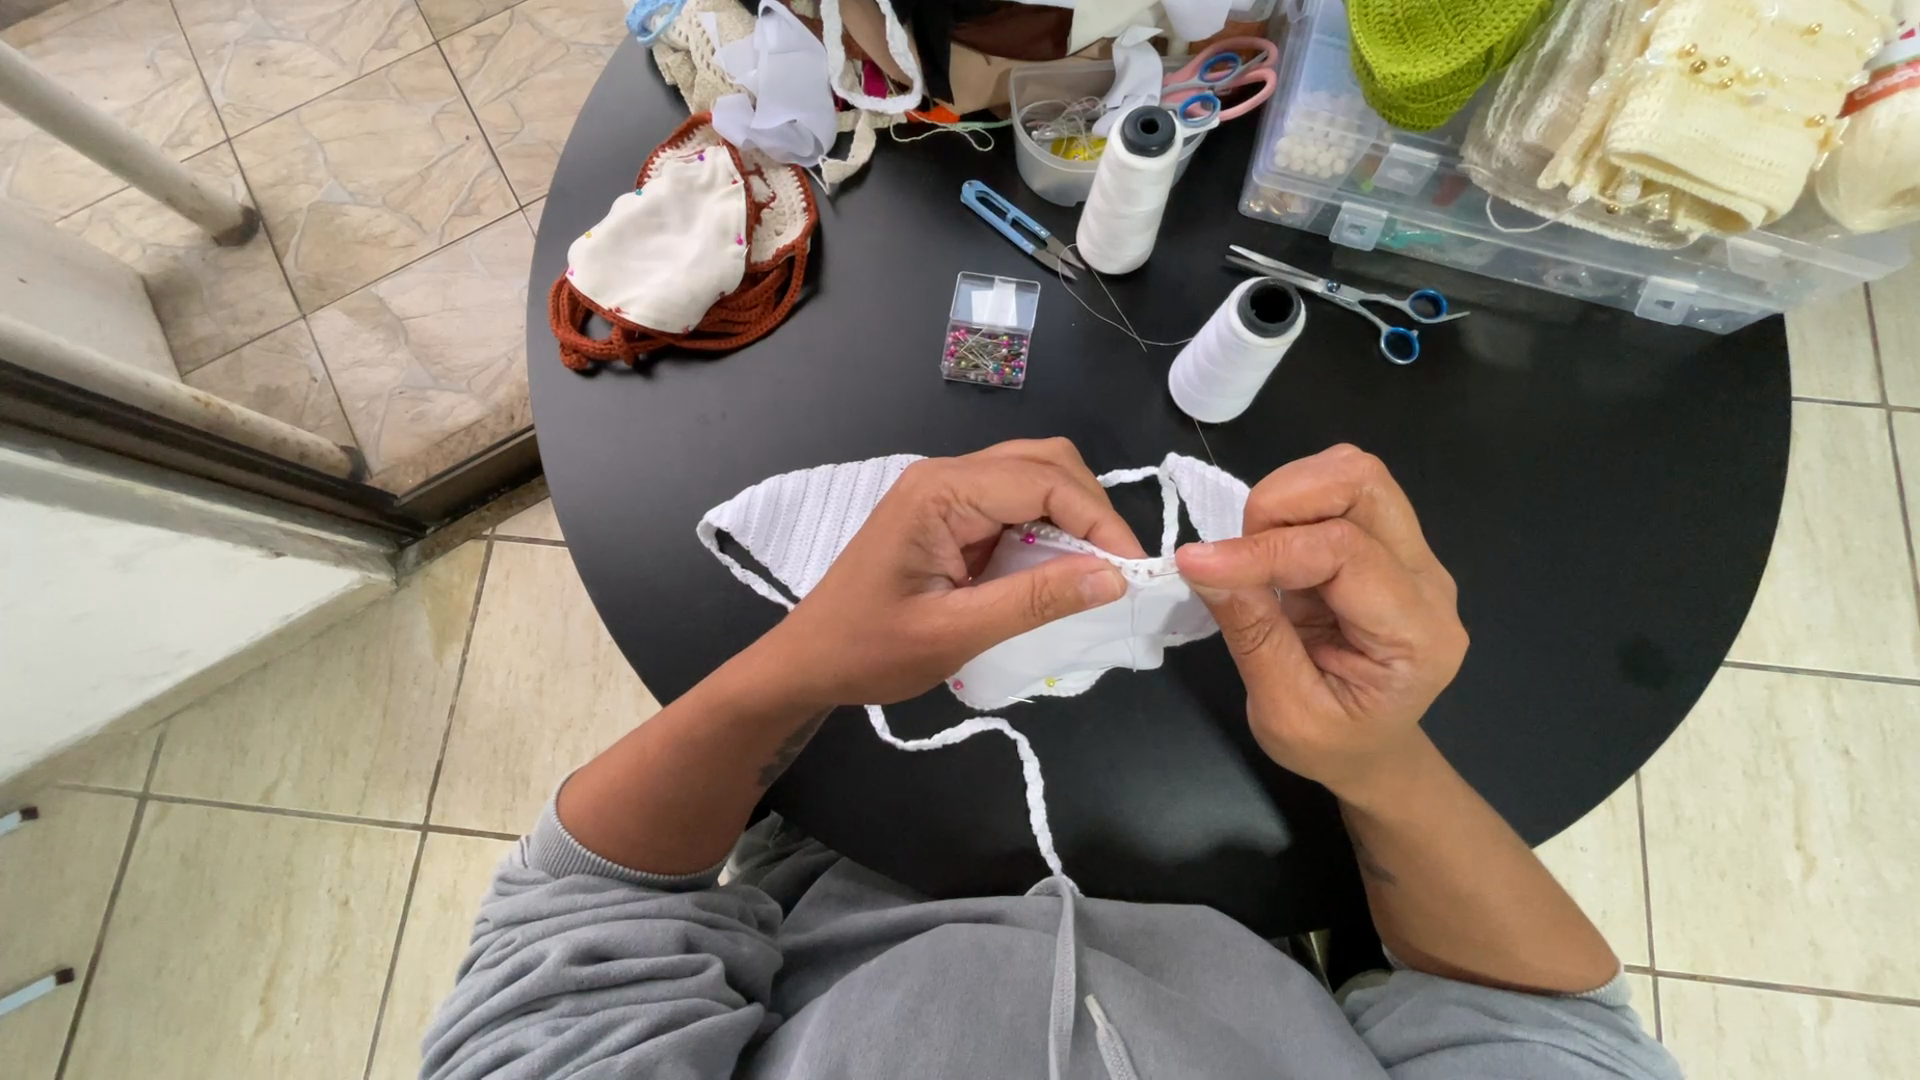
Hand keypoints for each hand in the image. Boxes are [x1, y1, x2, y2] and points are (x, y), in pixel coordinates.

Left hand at [761, 438, 1144, 706]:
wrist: (809, 661)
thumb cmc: (868, 650)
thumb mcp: (955, 633)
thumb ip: (1034, 600)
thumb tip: (1113, 577)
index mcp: (941, 491)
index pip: (1044, 480)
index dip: (1099, 520)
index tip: (1133, 572)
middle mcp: (946, 475)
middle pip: (1044, 463)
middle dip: (1091, 510)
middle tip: (1116, 569)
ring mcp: (947, 492)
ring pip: (1035, 478)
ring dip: (1073, 518)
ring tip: (1094, 571)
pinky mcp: (950, 515)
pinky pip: (1015, 505)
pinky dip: (1048, 530)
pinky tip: (1057, 569)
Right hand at [1175, 445, 1467, 797]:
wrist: (1371, 753)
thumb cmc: (1331, 743)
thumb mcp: (1283, 709)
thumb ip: (1250, 631)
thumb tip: (1200, 563)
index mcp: (1414, 634)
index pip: (1343, 551)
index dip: (1262, 549)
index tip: (1194, 563)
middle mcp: (1427, 580)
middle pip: (1363, 483)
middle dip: (1284, 501)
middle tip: (1242, 552)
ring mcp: (1411, 555)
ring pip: (1352, 474)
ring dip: (1287, 497)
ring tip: (1256, 552)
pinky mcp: (1385, 545)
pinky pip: (1338, 491)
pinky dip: (1291, 504)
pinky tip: (1272, 549)